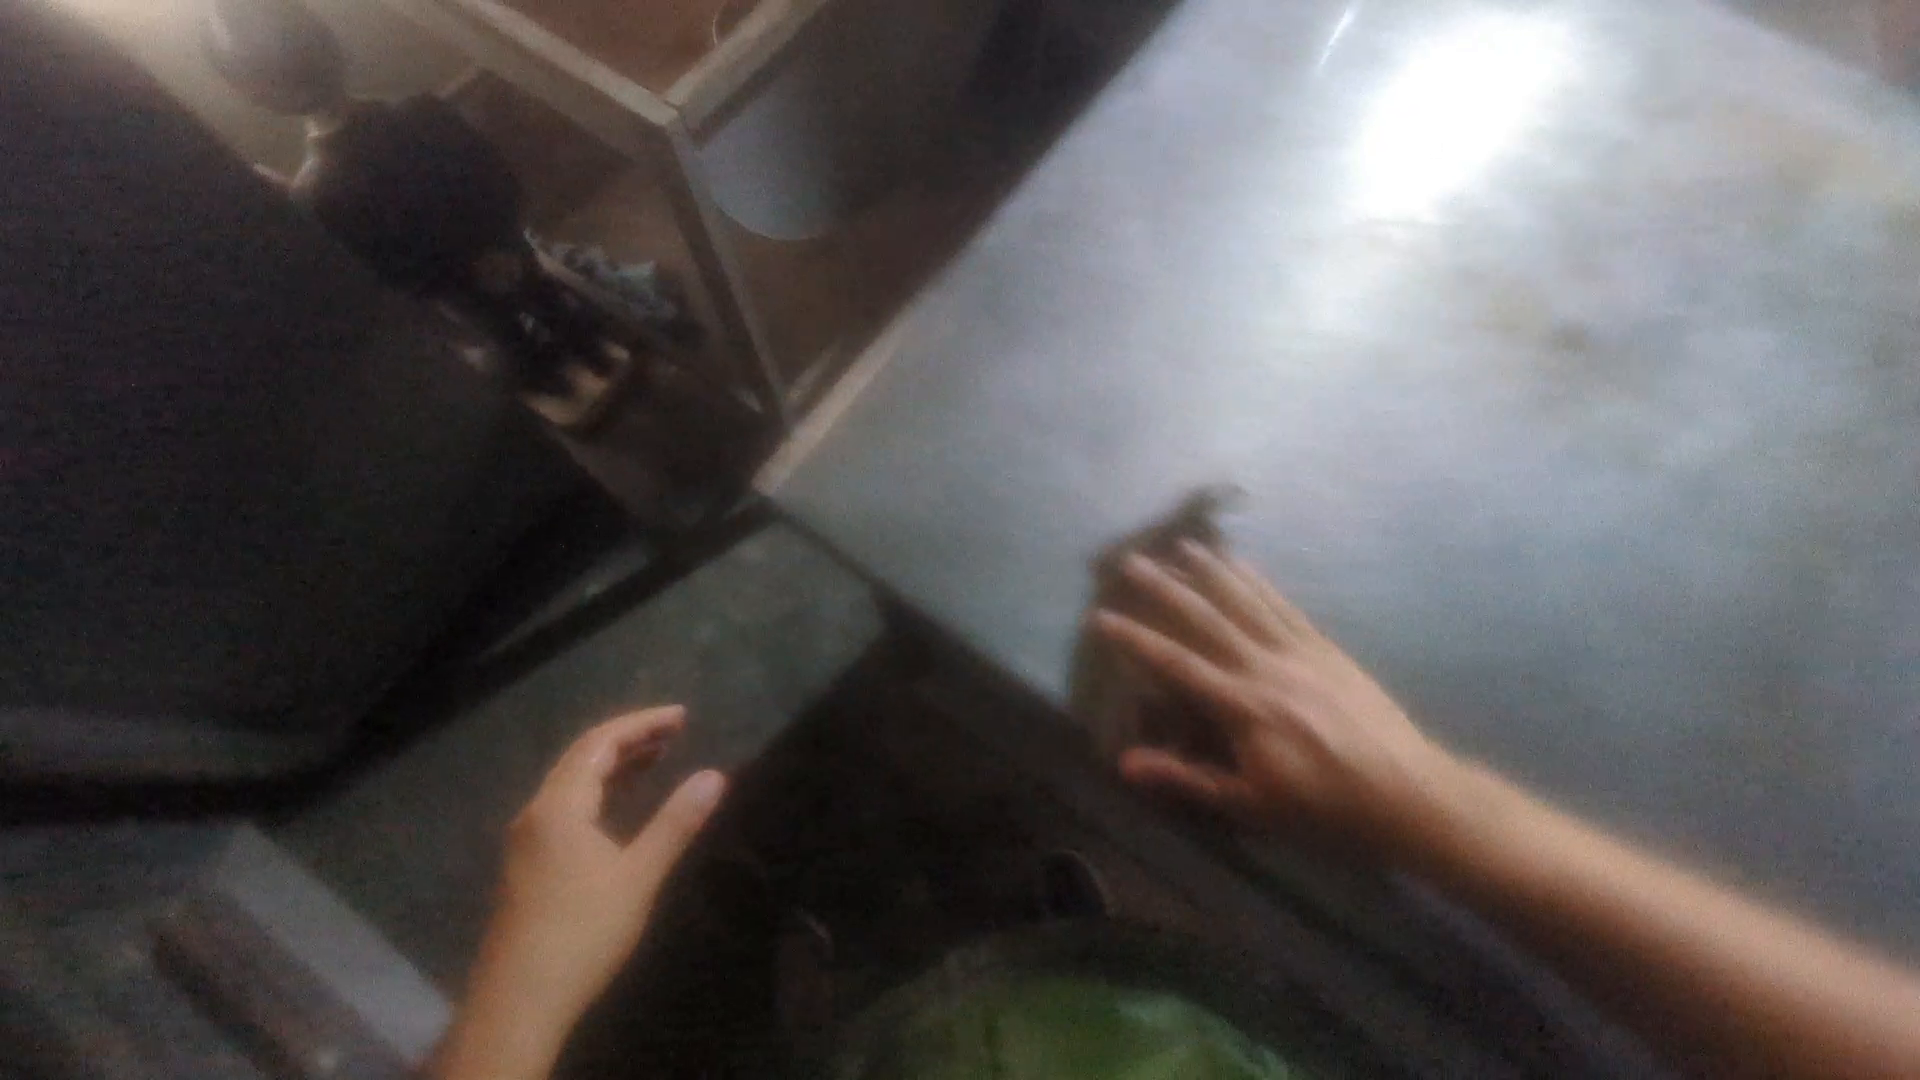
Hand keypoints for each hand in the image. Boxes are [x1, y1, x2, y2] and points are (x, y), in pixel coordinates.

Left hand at [434, 707, 725, 1079]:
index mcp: (559, 807)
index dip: (642, 723)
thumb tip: (716, 776)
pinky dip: (600, 791)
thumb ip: (676, 823)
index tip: (682, 716)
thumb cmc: (582, 933)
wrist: (517, 1006)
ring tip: (657, 755)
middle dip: (629, 738)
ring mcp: (528, 840)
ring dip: (614, 764)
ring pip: (572, 783)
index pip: (599, 743)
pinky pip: (567, 806)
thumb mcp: (639, 876)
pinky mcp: (529, 864)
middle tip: (675, 731)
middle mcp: (536, 813)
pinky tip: (621, 804)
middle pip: (581, 757)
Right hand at [1097, 542, 1461, 856]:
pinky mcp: (1324, 648)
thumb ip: (1186, 778)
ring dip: (1210, 571)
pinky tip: (1242, 564)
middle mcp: (1264, 666)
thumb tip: (1126, 764)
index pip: (1174, 663)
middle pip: (1206, 618)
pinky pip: (1284, 606)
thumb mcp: (1249, 805)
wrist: (1407, 794)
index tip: (1101, 616)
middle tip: (1131, 561)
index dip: (1134, 639)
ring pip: (1245, 601)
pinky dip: (1258, 582)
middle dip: (1164, 588)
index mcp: (1241, 706)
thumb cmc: (1322, 807)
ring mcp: (1297, 652)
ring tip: (1183, 545)